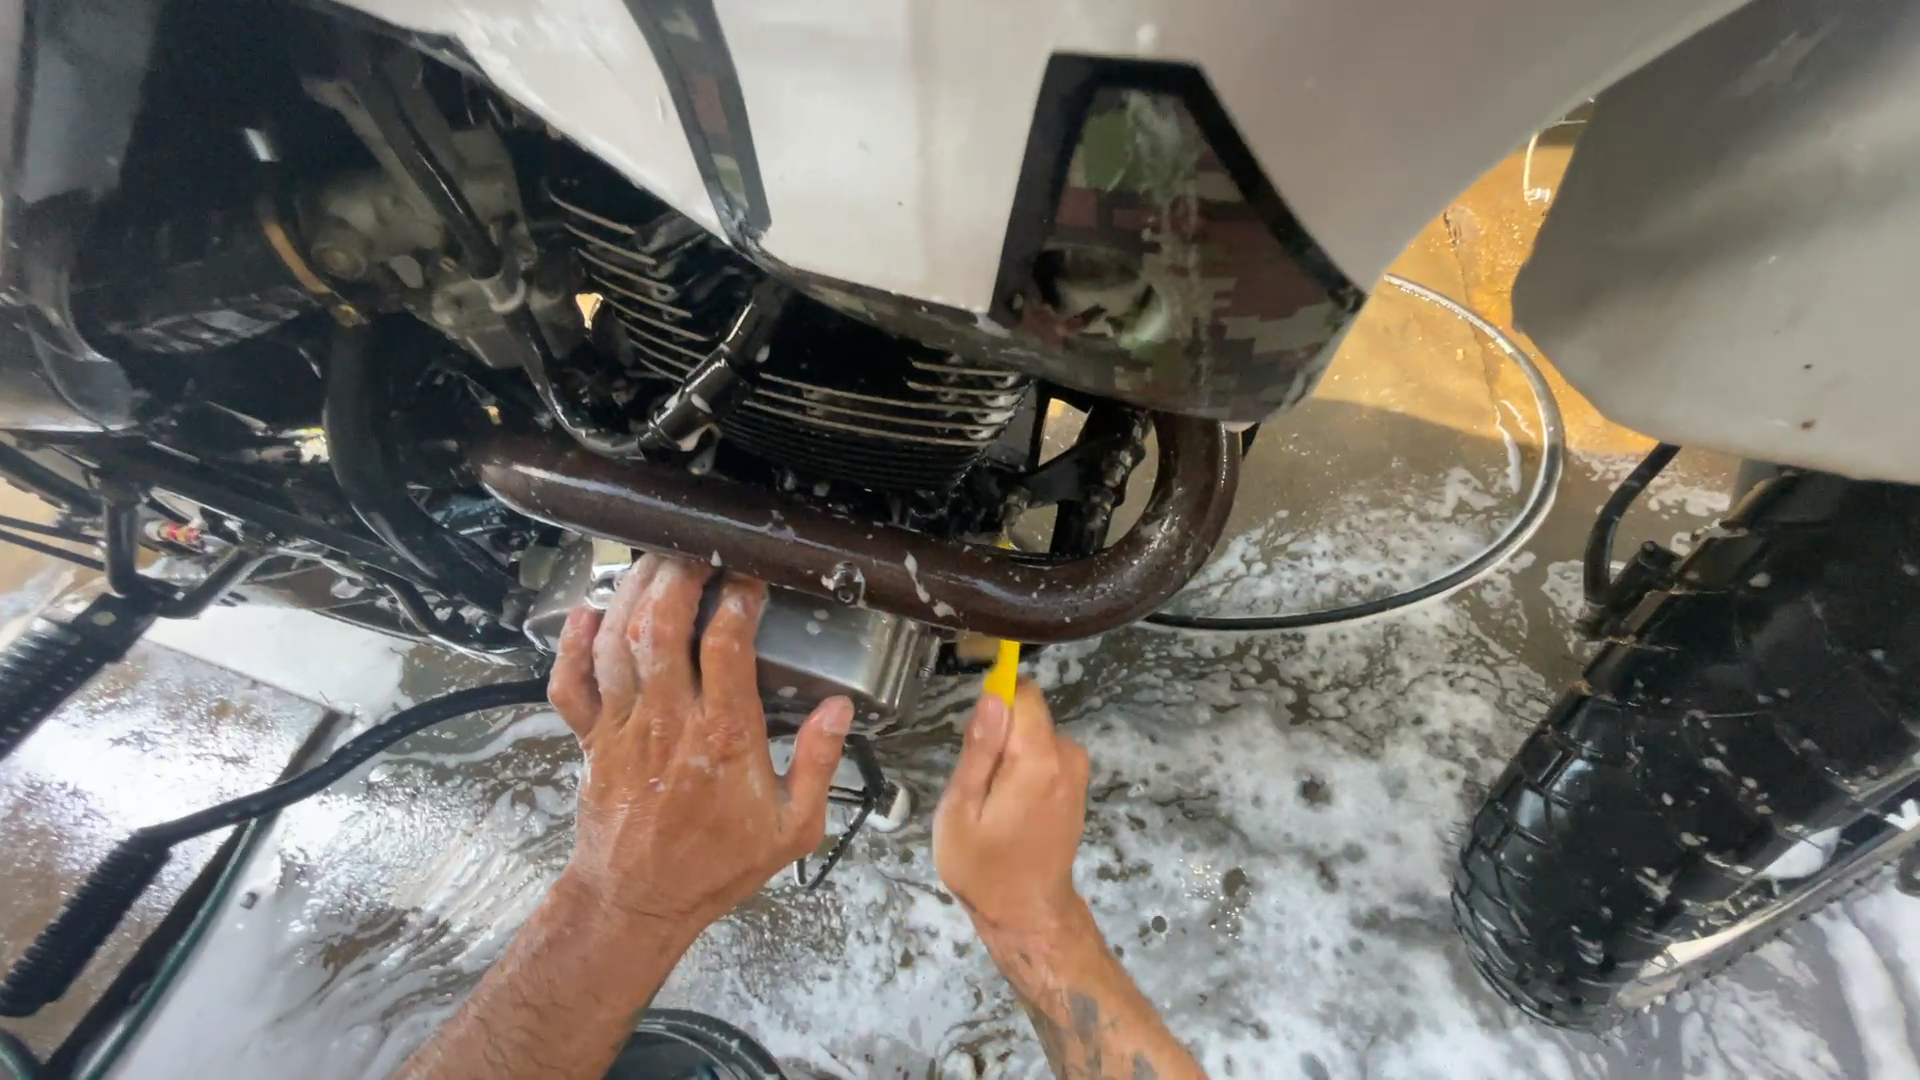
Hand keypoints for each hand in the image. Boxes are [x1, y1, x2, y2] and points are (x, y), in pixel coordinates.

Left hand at [545, 553, 852, 931]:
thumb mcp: (793, 828)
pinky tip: (586, 611)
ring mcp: (623, 728)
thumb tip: (839, 707)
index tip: (750, 577)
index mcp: (723, 736)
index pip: (727, 646)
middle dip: (677, 576)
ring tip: (655, 558)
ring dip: (632, 593)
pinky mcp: (592, 740)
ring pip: (616, 644)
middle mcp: (668, 721)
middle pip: (661, 628)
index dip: (737, 599)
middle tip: (696, 547)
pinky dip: (571, 645)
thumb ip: (820, 764)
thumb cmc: (719, 863)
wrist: (639, 903)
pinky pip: (571, 685)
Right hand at [933, 680, 1090, 935]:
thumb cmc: (983, 866)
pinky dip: (1025, 766)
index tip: (974, 737)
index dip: (994, 703)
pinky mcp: (1077, 783)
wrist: (1026, 913)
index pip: (1023, 693)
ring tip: (991, 798)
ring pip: (1034, 732)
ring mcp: (1077, 770)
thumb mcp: (961, 808)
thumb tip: (993, 696)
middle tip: (978, 781)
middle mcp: (1067, 756)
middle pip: (1028, 713)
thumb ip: (979, 748)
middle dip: (999, 733)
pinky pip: (1044, 752)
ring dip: (1010, 753)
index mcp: (1039, 758)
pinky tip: (1010, 803)